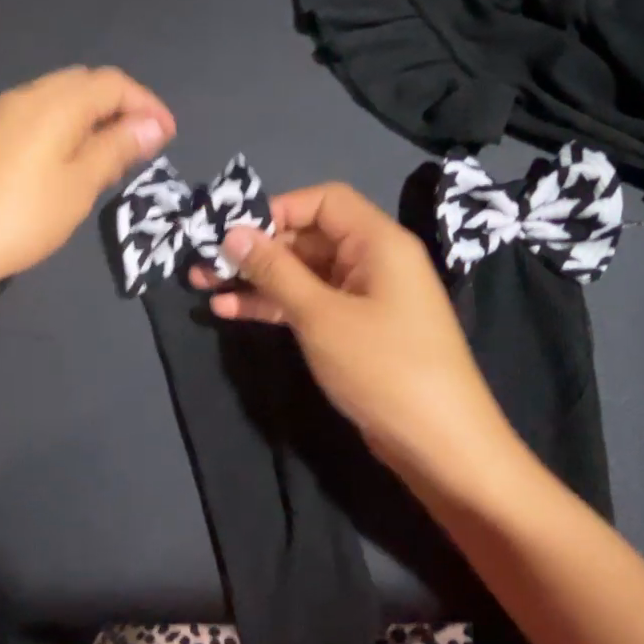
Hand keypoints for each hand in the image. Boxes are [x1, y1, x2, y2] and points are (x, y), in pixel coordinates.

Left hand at [0, 67, 174, 300]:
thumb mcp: (79, 186)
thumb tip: (150, 124)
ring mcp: (2, 116)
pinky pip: (39, 117)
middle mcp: (27, 97)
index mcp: (55, 102)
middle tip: (143, 145)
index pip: (112, 83)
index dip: (146, 104)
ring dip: (93, 118)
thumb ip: (116, 149)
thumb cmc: (22, 217)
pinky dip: (67, 128)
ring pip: (60, 100)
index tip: (168, 136)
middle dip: (120, 106)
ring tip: (113, 156)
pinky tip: (73, 161)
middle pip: (85, 84)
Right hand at [191, 183, 522, 483]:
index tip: (231, 232)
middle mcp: (372, 261)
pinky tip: (229, 311)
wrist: (439, 443)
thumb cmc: (383, 366)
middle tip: (204, 261)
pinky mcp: (354, 330)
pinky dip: (273, 305)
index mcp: (378, 243)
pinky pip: (308, 304)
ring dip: (256, 278)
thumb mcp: (320, 315)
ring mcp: (363, 298)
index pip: (322, 201)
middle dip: (255, 248)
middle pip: (308, 236)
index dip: (276, 209)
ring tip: (204, 284)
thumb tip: (233, 233)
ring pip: (302, 273)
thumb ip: (274, 270)